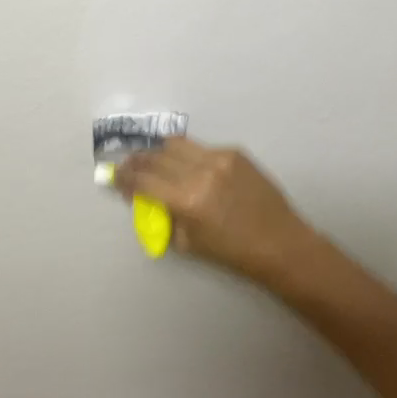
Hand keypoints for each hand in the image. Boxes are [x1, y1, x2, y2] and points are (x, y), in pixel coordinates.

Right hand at [113, 137, 323, 285]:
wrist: (281, 244)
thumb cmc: (233, 253)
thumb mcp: (188, 243)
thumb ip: (163, 216)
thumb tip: (143, 198)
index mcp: (187, 200)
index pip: (143, 180)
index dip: (124, 178)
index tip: (115, 177)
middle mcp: (201, 172)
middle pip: (155, 157)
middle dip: (137, 161)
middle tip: (128, 166)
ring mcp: (220, 159)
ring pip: (177, 144)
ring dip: (160, 152)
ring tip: (153, 160)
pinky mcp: (236, 153)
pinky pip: (202, 149)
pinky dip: (190, 157)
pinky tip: (191, 169)